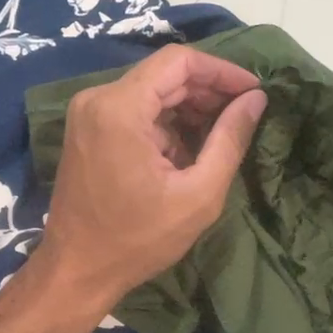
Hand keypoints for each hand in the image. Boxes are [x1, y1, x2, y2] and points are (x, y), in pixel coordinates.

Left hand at [38, 46, 266, 314]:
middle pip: (164, 74)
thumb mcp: (198, 194)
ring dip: (189, 107)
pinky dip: (166, 122)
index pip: (178, 61)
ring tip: (223, 134)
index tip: (254, 89)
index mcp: (120, 107)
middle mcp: (98, 98)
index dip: (221, 70)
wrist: (77, 271)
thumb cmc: (138, 239)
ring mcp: (89, 113)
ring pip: (152, 90)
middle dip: (208, 90)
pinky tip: (190, 149)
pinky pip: (136, 109)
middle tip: (245, 112)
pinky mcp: (88, 128)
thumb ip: (229, 139)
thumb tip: (256, 98)